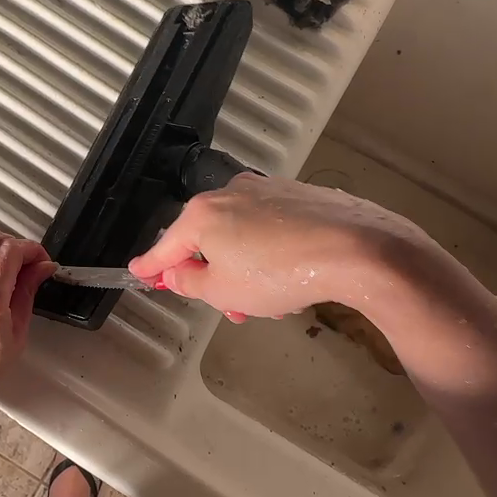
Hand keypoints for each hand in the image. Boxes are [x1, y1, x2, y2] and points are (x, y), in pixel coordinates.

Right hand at [129, 174, 430, 321]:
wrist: (359, 251)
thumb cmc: (279, 275)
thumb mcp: (223, 292)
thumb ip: (190, 283)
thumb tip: (178, 273)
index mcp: (201, 215)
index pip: (164, 247)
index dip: (150, 267)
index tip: (137, 273)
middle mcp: (229, 193)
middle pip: (203, 238)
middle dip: (209, 274)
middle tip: (223, 306)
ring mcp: (268, 190)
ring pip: (239, 234)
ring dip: (240, 267)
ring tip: (262, 303)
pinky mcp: (301, 194)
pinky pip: (269, 226)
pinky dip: (267, 251)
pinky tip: (288, 278)